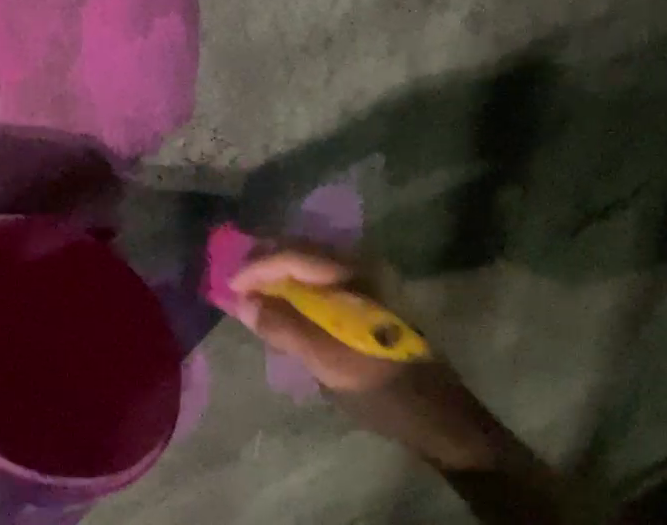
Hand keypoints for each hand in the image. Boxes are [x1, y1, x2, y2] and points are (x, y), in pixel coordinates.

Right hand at [229, 247, 414, 392]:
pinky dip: (296, 286)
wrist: (437, 416)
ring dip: (278, 274)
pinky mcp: (367, 297)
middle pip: (301, 251)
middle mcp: (361, 264)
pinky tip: (282, 303)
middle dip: (264, 263)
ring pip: (310, 263)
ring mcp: (367, 279)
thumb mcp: (326, 360)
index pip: (294, 255)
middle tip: (235, 284)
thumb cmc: (381, 387)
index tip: (229, 285)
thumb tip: (243, 303)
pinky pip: (321, 278)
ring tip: (252, 292)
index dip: (257, 267)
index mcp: (355, 272)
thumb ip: (283, 327)